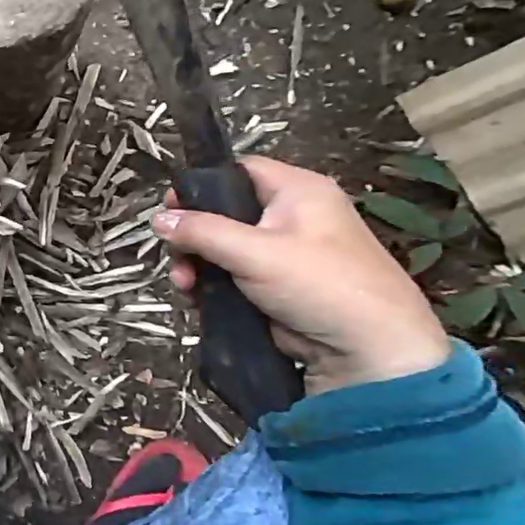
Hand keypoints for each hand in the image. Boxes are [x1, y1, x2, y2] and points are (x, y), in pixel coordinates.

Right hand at [152, 156, 450, 395]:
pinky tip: (197, 300)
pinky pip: (229, 276)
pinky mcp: (272, 287)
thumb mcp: (255, 251)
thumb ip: (202, 231)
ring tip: (185, 287)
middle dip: (193, 236)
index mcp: (297, 192)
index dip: (202, 185)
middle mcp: (289, 217)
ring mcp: (280, 255)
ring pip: (221, 248)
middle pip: (223, 213)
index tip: (171, 208)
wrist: (367, 352)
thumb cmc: (319, 284)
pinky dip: (210, 285)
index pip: (240, 171)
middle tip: (176, 257)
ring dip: (196, 265)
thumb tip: (157, 218)